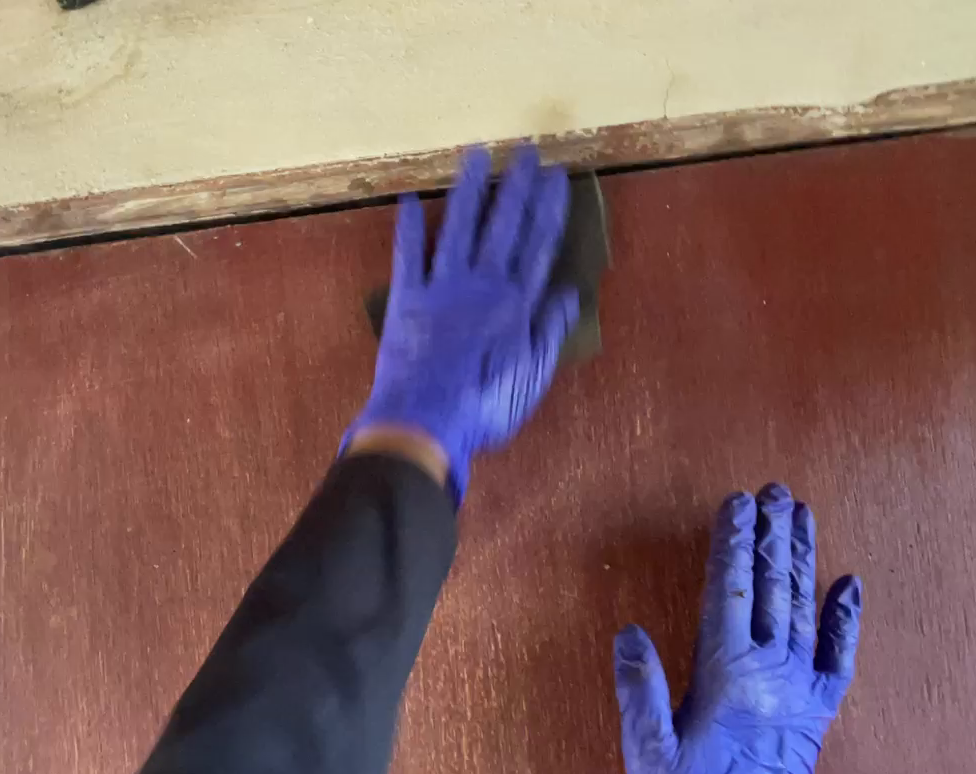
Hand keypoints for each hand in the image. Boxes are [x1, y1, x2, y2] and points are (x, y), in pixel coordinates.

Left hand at [346, 146, 580, 502]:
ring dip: (467, 190)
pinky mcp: (406, 300)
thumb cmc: (483, 410)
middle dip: (515, 187)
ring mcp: (442, 289)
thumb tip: (569, 293)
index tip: (556, 177)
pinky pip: (407, 256)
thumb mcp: (530, 379)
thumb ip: (548, 333)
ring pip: (458, 228)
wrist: (425, 423)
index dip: (548, 210)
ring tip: (474, 153)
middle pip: (503, 227)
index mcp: (516, 306)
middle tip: (524, 149)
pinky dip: (407, 228)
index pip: (538, 247)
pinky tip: (407, 200)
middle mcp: (482, 285)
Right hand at [614, 484, 864, 773]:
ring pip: (804, 609)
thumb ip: (638, 687)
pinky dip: (846, 620)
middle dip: (771, 537)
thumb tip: (630, 632)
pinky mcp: (817, 713)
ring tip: (802, 516)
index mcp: (726, 672)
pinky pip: (840, 658)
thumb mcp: (647, 749)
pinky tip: (850, 586)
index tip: (736, 504)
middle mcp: (770, 670)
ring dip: (802, 560)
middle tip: (776, 492)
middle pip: (772, 589)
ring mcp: (801, 690)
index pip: (729, 591)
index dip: (732, 545)